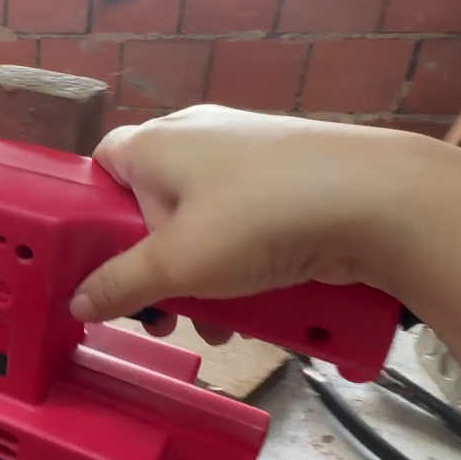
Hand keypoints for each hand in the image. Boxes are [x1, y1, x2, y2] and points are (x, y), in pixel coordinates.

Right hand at [70, 105, 415, 324]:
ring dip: (195, 276)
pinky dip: (236, 262)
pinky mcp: (287, 175)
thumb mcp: (176, 264)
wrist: (383, 201)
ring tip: (209, 322)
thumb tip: (77, 303)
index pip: (101, 162)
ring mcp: (247, 154)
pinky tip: (250, 304)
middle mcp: (197, 137)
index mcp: (156, 143)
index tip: (99, 256)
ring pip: (198, 221)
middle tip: (156, 307)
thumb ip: (120, 285)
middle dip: (150, 263)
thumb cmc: (257, 219)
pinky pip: (240, 222)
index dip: (92, 208)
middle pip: (149, 203)